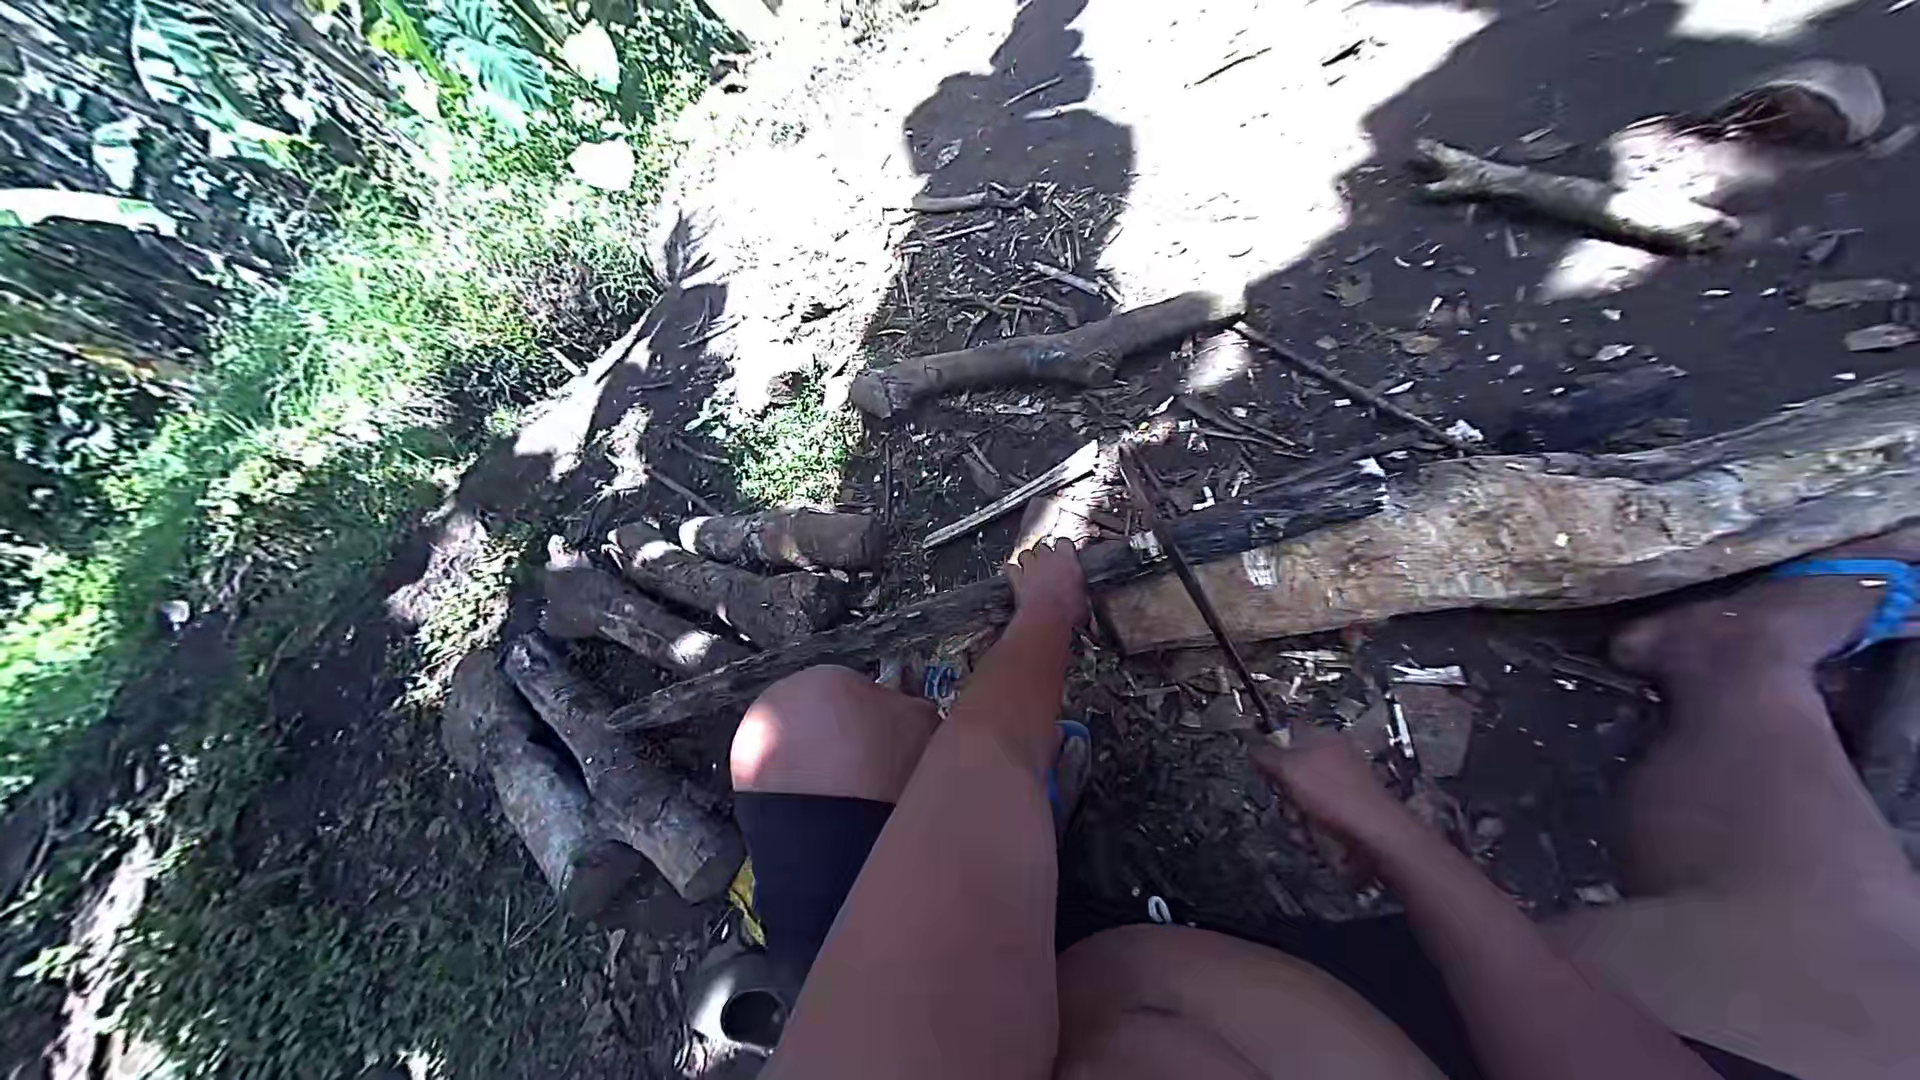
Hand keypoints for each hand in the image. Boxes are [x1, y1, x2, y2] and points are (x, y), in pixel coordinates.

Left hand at [1006, 538, 1088, 627]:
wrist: (1047, 619)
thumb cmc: (1069, 611)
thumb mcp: (1084, 601)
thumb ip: (1080, 592)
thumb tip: (1081, 600)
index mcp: (1068, 560)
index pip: (1064, 543)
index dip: (1063, 549)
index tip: (1065, 556)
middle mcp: (1048, 558)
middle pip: (1044, 547)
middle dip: (1045, 555)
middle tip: (1049, 567)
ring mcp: (1030, 566)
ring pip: (1026, 554)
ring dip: (1028, 560)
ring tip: (1031, 570)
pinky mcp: (1016, 578)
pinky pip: (1010, 567)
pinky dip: (1011, 570)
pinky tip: (1014, 573)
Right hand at [1249, 727, 1419, 849]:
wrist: (1380, 837)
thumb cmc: (1331, 794)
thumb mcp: (1287, 768)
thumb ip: (1263, 754)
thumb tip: (1250, 745)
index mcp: (1324, 737)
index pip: (1286, 731)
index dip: (1270, 748)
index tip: (1263, 767)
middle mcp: (1335, 757)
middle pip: (1292, 767)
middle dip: (1283, 790)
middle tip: (1286, 802)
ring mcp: (1345, 784)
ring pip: (1302, 794)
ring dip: (1294, 813)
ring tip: (1301, 826)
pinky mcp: (1351, 811)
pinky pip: (1319, 812)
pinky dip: (1311, 826)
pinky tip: (1312, 837)